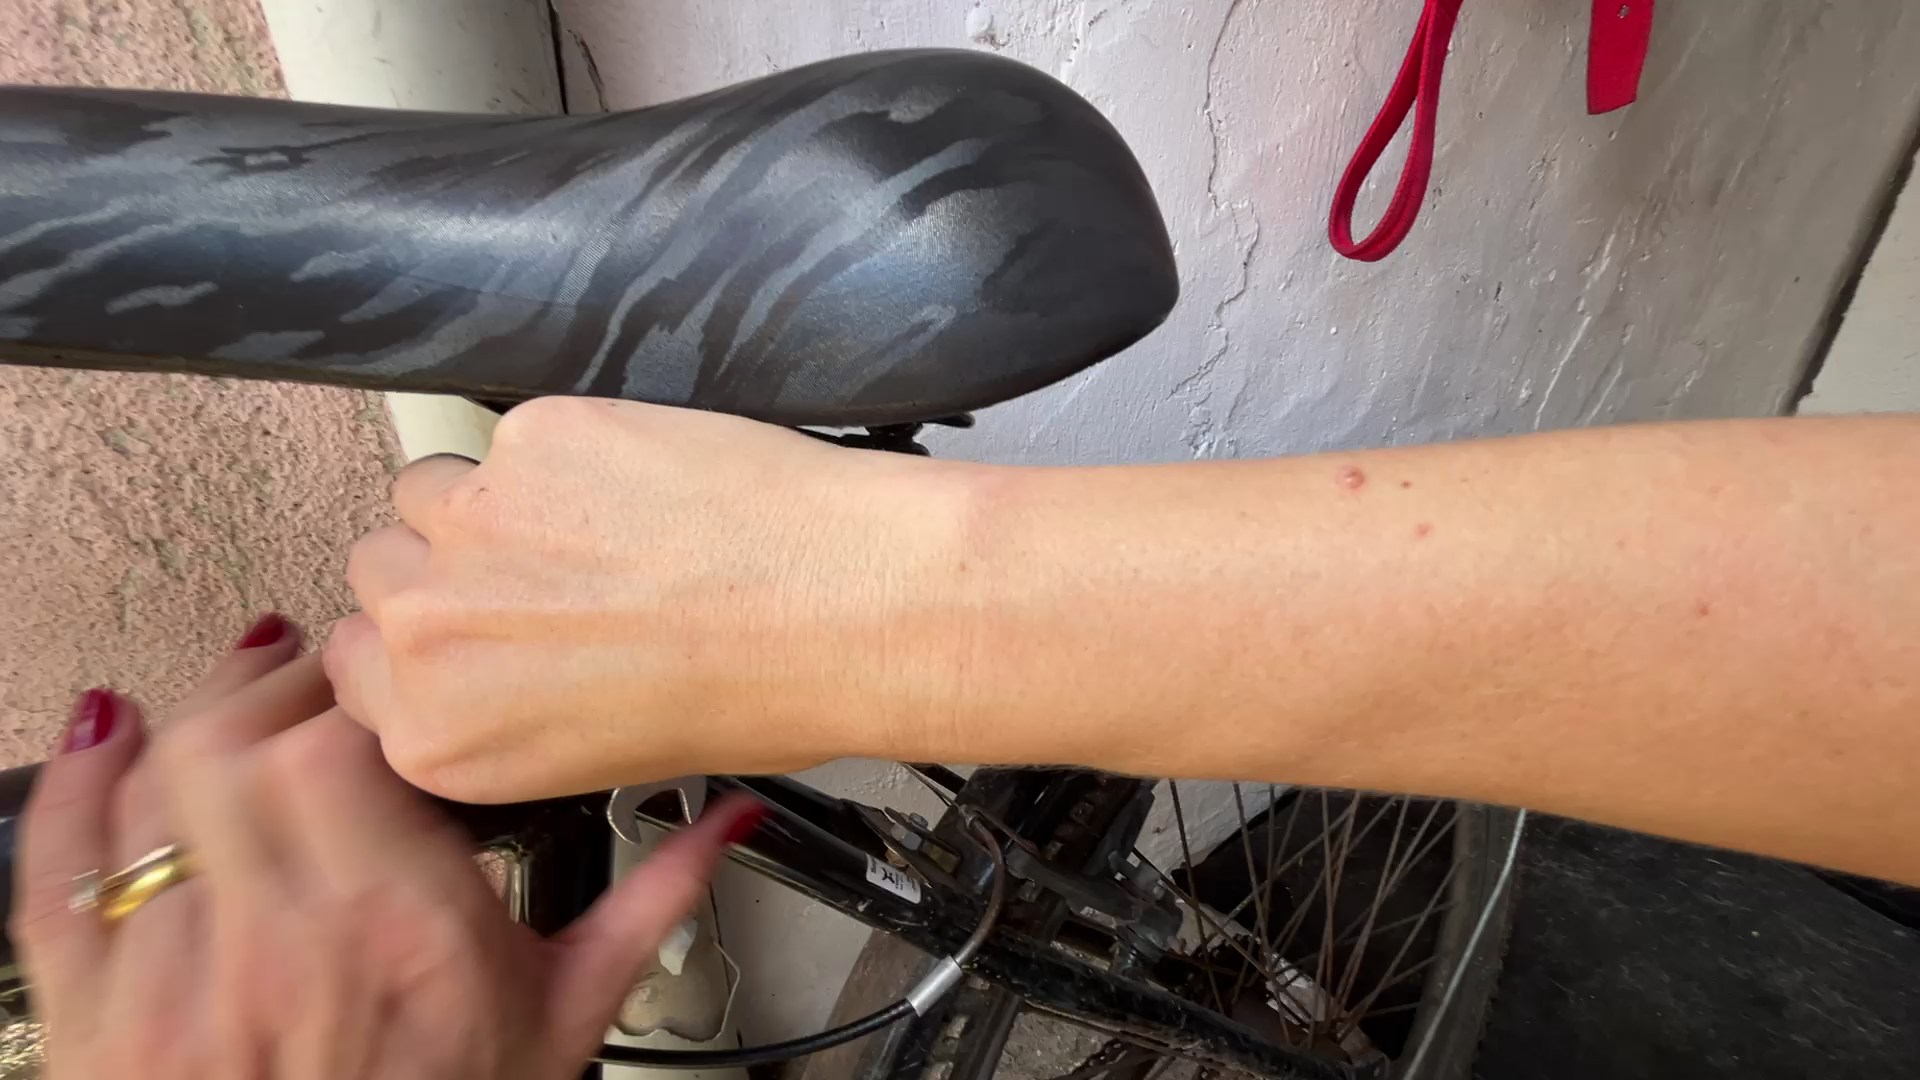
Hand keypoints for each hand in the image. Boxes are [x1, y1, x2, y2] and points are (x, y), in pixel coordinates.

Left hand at [13, 616, 756, 1079]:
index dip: (369, 690)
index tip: (405, 669)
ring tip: (259, 663)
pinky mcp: (101, 1018)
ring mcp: (174, 979)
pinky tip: (104, 728)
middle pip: (242, 747)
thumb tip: (736, 817)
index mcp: (407, 927)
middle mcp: (280, 941)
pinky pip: (51, 881)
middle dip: (294, 679)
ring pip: (152, 789)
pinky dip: (69, 791)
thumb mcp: (580, 1001)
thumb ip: (662, 895)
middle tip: (345, 660)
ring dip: (200, 705)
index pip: (348, 757)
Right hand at [325, 398, 970, 801]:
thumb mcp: (628, 742)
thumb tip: (522, 654)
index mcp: (452, 736)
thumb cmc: (775, 687)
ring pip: (440, 491)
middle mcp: (437, 631)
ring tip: (608, 520)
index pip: (367, 668)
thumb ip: (533, 703)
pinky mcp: (544, 435)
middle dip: (465, 565)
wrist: (852, 604)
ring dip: (511, 502)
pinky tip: (654, 481)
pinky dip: (579, 452)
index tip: (478, 618)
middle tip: (560, 566)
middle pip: (389, 568)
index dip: (431, 636)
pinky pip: (528, 436)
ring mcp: (479, 523)